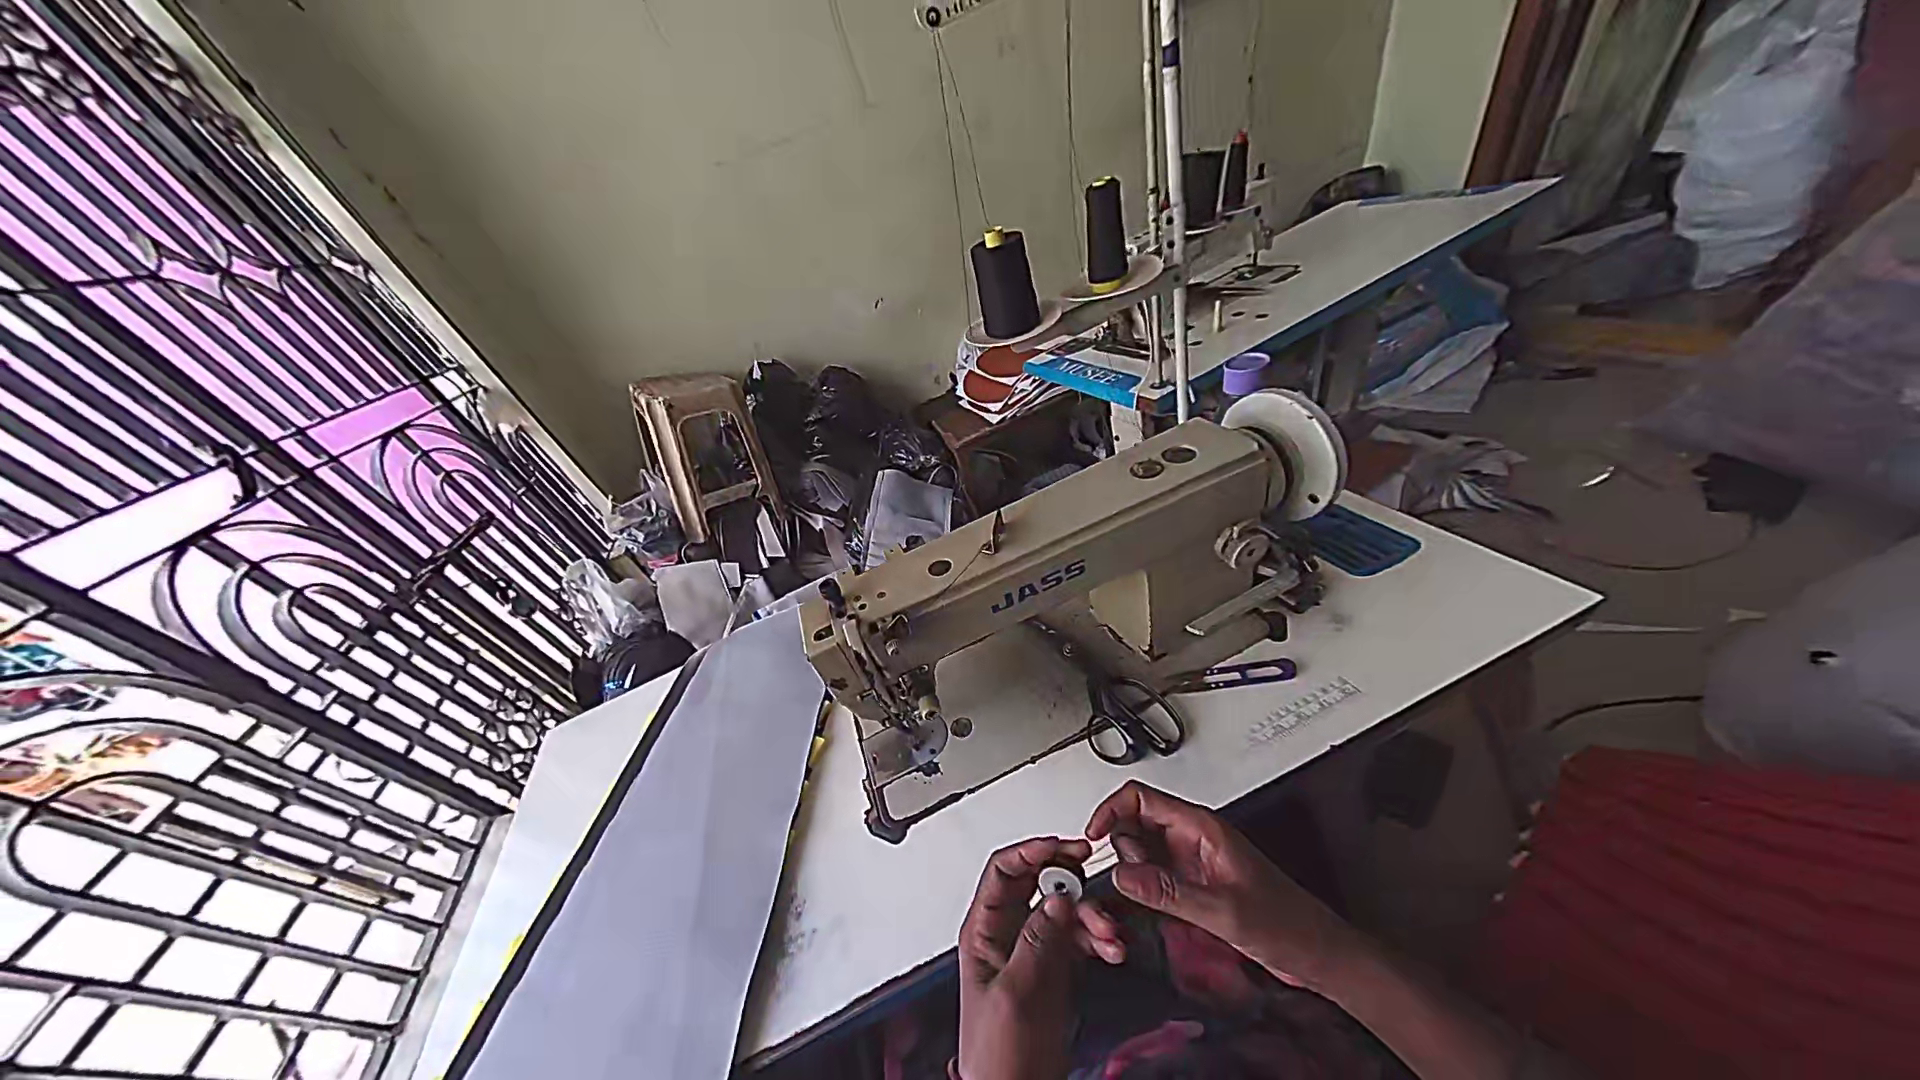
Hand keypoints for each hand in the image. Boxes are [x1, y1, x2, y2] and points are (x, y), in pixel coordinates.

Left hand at [957, 837, 1124, 1079]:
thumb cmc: (996, 1054)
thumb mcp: (1013, 993)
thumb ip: (1036, 942)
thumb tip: (1057, 898)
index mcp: (985, 929)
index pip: (1002, 872)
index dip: (1028, 852)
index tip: (1058, 846)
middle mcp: (1009, 930)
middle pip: (1037, 882)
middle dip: (1066, 874)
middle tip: (1089, 866)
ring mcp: (1035, 946)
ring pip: (1064, 908)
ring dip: (1090, 913)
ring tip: (1107, 932)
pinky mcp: (1057, 965)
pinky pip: (1080, 936)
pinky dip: (1098, 938)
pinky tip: (1110, 949)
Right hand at [1086, 781, 1356, 990]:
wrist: (1318, 954)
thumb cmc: (1288, 923)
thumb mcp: (1225, 910)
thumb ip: (1170, 892)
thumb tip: (1124, 876)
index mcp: (1201, 827)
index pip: (1141, 798)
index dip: (1111, 810)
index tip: (1094, 834)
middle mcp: (1192, 837)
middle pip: (1135, 822)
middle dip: (1122, 848)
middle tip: (1130, 880)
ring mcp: (1190, 859)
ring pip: (1141, 849)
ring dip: (1131, 870)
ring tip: (1142, 897)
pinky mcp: (1191, 881)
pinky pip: (1153, 873)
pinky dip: (1142, 886)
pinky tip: (1146, 906)